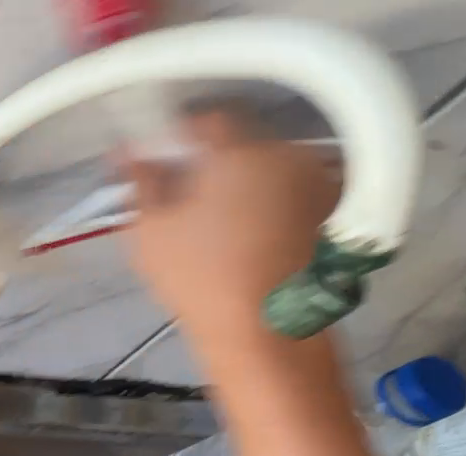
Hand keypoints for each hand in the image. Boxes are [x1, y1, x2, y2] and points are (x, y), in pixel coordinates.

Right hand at [124, 110, 339, 350]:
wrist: (263, 327)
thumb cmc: (198, 278)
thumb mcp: (148, 233)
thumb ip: (141, 184)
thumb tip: (136, 155)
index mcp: (240, 151)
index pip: (205, 120)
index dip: (174, 135)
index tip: (151, 158)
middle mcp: (289, 152)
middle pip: (239, 143)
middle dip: (206, 162)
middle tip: (173, 196)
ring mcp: (317, 178)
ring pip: (264, 167)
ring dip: (236, 182)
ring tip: (207, 222)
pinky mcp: (330, 207)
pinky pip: (286, 189)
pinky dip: (262, 201)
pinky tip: (239, 236)